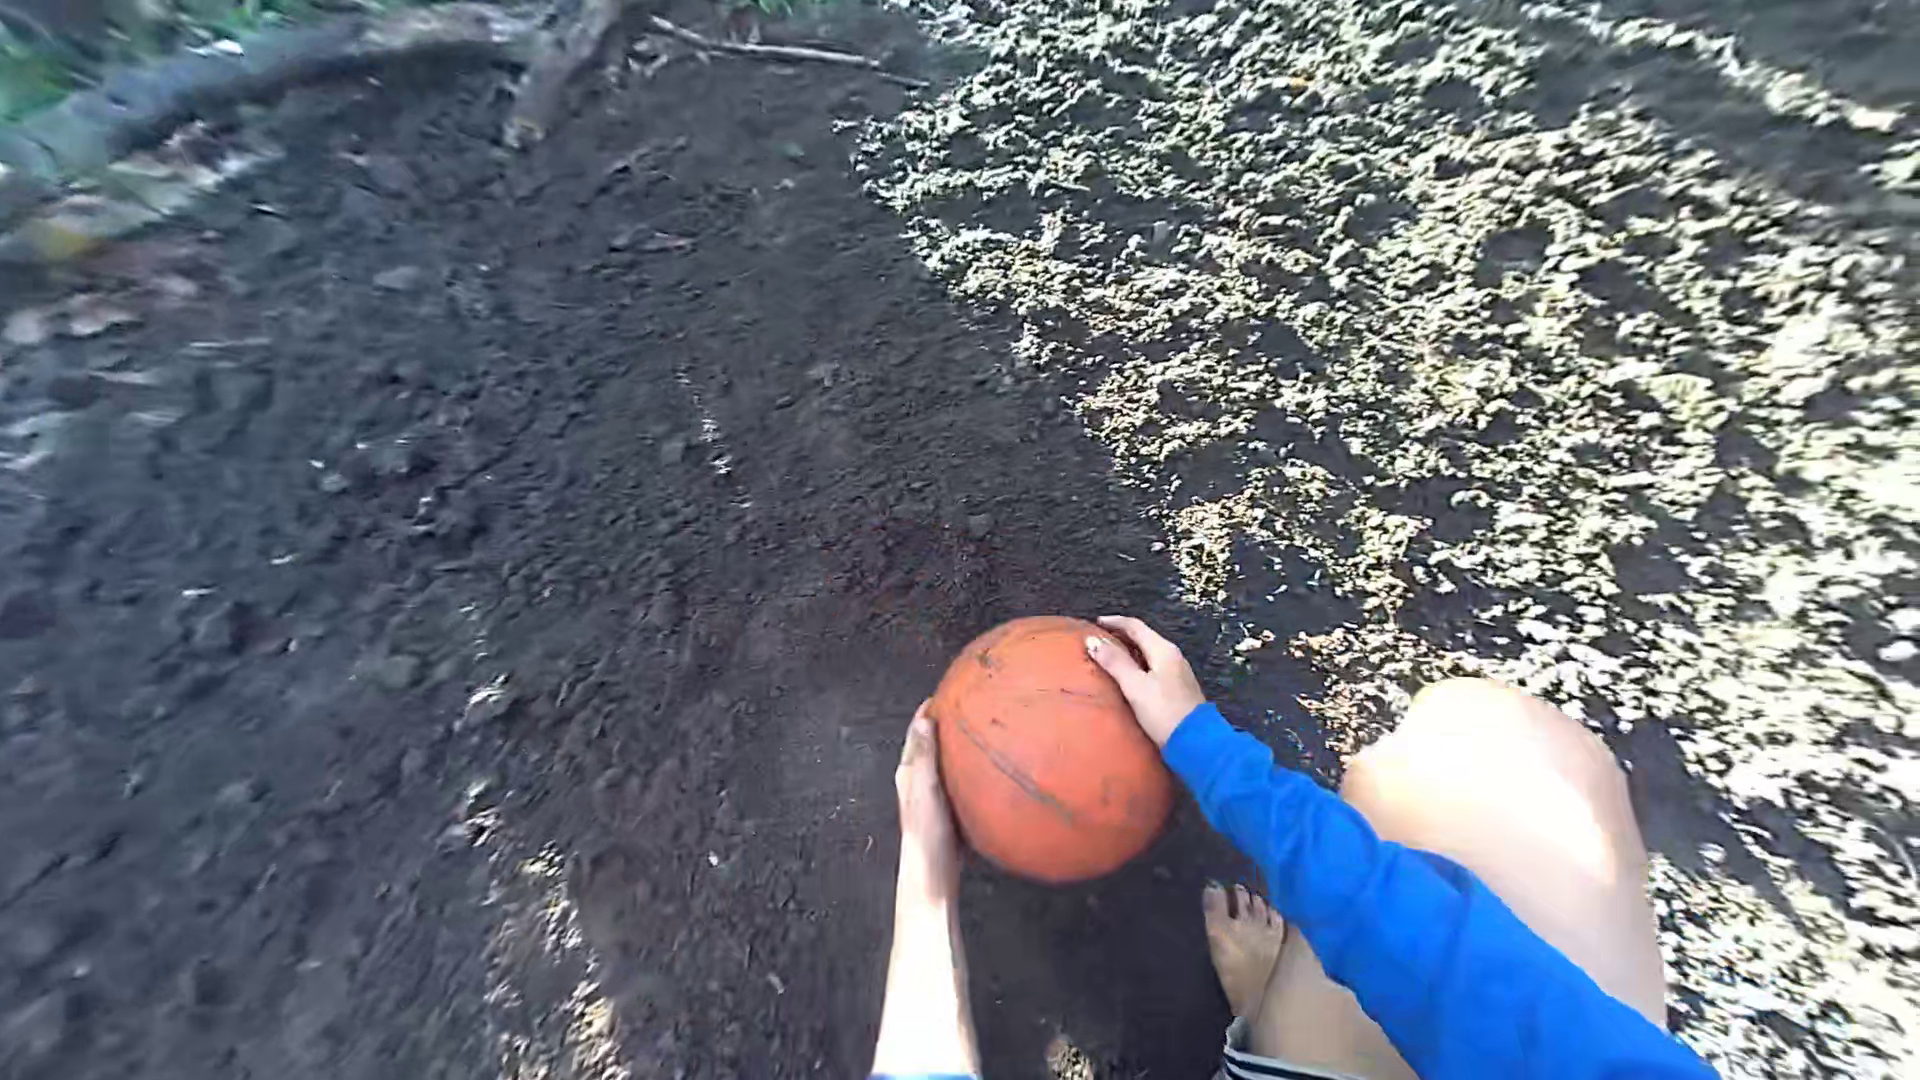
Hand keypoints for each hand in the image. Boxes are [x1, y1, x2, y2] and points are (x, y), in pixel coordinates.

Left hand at [895, 701, 961, 901]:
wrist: (933, 878)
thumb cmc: (926, 834)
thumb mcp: (925, 790)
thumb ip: (924, 755)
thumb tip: (923, 719)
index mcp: (908, 772)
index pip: (916, 732)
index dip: (926, 711)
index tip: (945, 692)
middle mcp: (918, 781)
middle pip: (930, 744)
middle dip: (943, 724)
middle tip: (966, 706)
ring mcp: (933, 797)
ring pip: (944, 763)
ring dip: (956, 747)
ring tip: (978, 730)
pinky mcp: (948, 811)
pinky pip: (958, 781)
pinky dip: (967, 768)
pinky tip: (985, 769)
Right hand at [1085, 615, 1206, 746]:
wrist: (1197, 744)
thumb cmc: (1164, 712)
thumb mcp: (1135, 686)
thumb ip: (1114, 662)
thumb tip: (1093, 641)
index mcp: (1163, 650)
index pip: (1135, 626)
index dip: (1114, 622)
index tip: (1096, 623)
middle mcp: (1172, 656)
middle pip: (1143, 637)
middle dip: (1120, 635)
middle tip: (1099, 640)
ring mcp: (1177, 672)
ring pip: (1147, 652)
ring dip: (1128, 651)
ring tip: (1108, 657)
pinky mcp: (1177, 688)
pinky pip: (1152, 666)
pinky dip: (1136, 664)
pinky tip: (1127, 676)